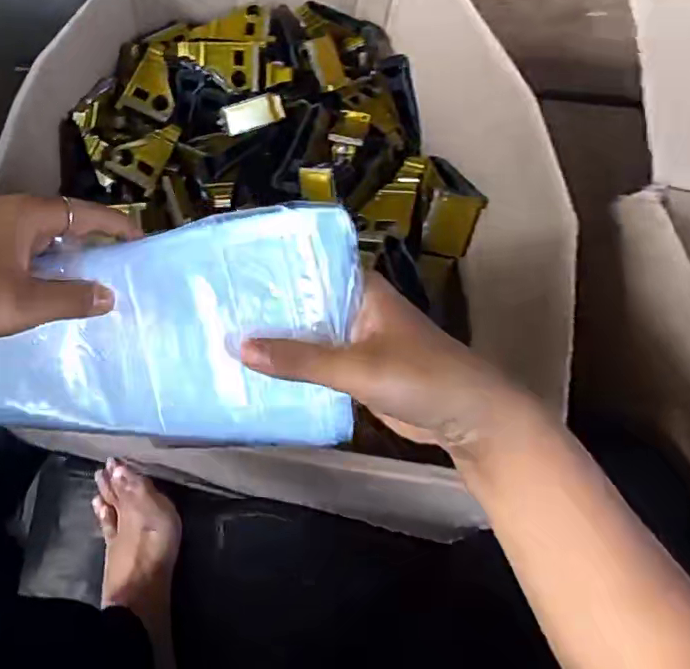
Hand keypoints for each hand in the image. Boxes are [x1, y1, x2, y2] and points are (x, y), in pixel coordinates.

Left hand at [0, 194, 140, 339]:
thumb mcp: (21, 302)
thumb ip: (68, 298)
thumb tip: (108, 294)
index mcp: (31, 214)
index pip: (89, 214)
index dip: (119, 227)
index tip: (145, 243)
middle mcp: (16, 211)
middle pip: (69, 222)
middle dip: (97, 244)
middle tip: (124, 271)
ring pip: (45, 238)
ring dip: (69, 258)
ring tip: (94, 285)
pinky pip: (25, 250)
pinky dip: (44, 265)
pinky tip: (48, 291)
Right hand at [239, 272, 535, 453]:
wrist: (479, 426)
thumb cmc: (425, 378)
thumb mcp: (360, 367)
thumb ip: (301, 359)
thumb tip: (237, 347)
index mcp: (357, 286)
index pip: (303, 264)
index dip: (266, 267)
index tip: (224, 270)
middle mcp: (350, 304)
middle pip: (297, 299)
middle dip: (261, 305)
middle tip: (210, 305)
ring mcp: (351, 336)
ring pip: (302, 330)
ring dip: (272, 337)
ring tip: (220, 332)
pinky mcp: (352, 367)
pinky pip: (311, 359)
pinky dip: (287, 363)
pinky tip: (253, 367)